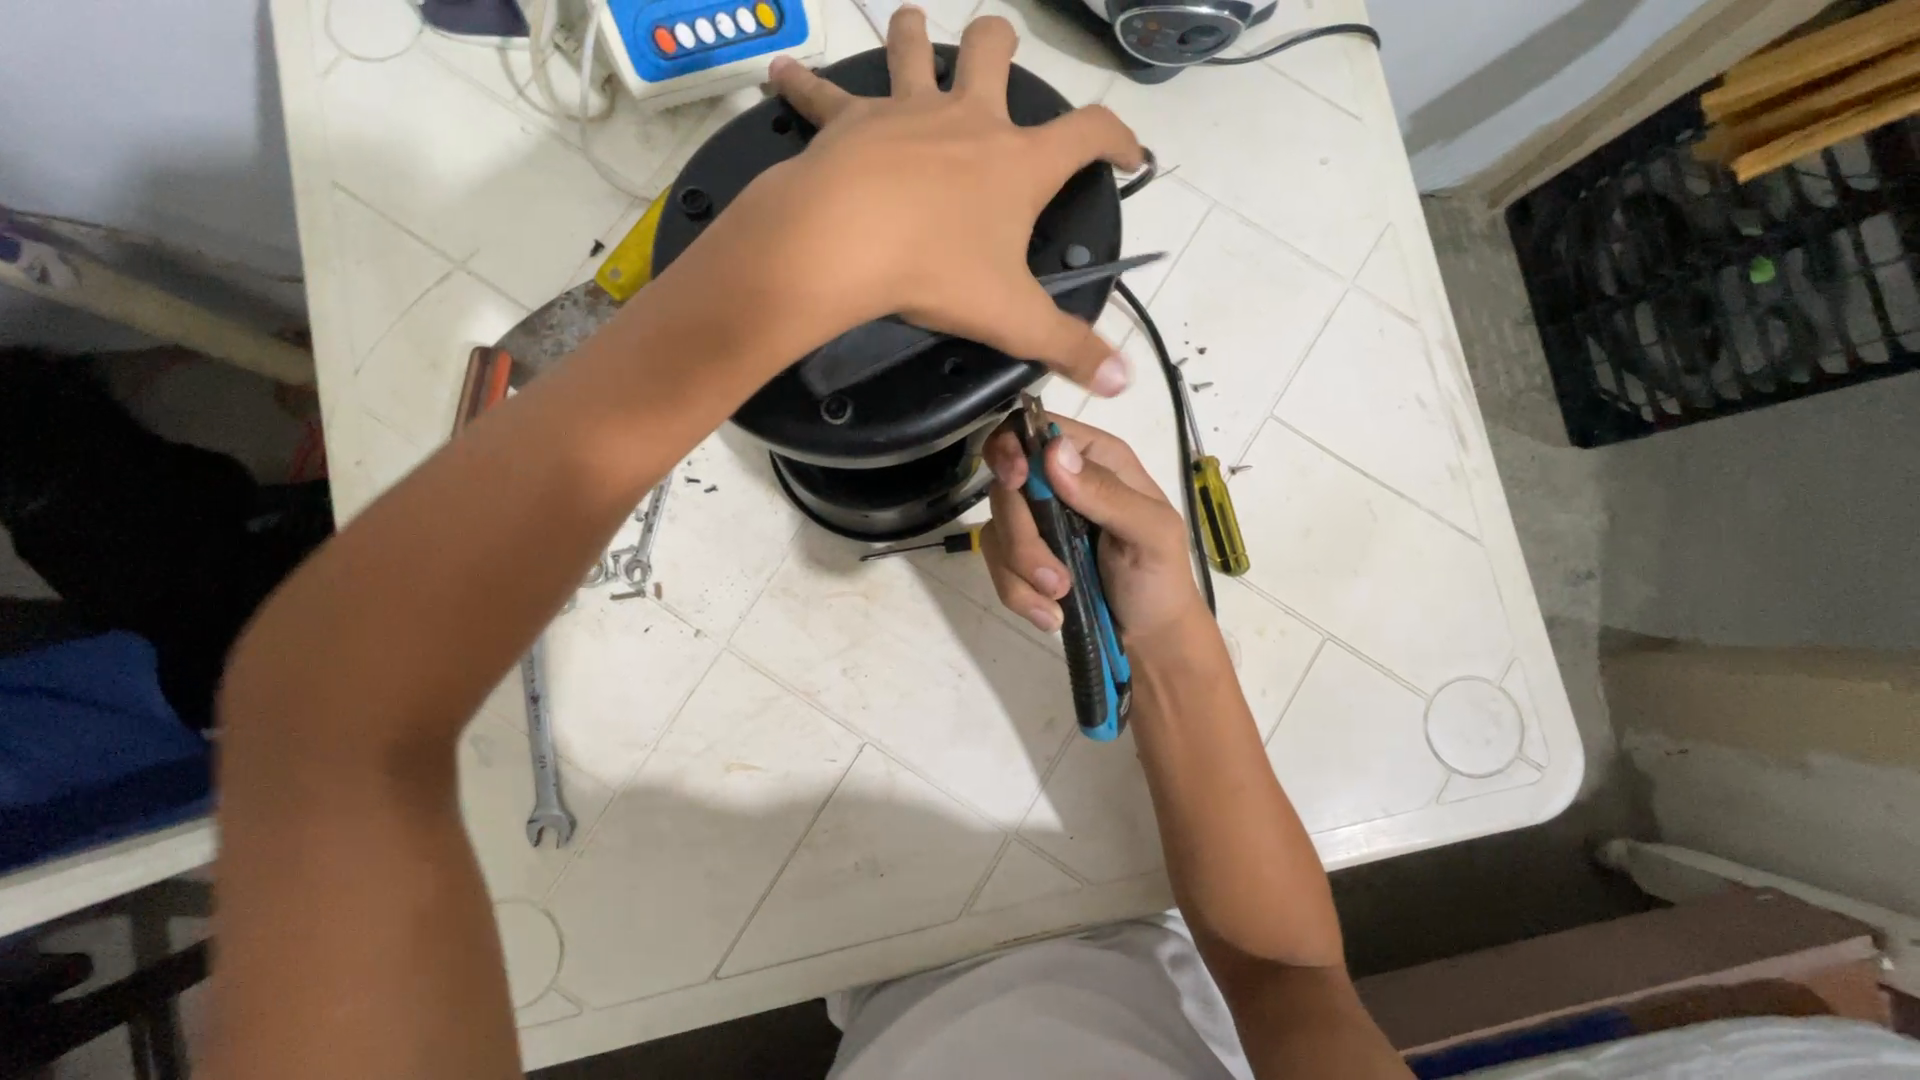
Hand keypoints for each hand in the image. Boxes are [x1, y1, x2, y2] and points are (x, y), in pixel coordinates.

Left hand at [725, 10, 1142, 394]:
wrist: (847, 242)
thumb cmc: (938, 272)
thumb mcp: (1013, 319)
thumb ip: (1069, 348)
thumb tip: (1123, 383)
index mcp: (1018, 162)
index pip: (1089, 133)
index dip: (1117, 138)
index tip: (1129, 154)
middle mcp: (967, 120)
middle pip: (992, 54)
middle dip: (1000, 44)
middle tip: (999, 49)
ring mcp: (905, 112)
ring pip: (912, 49)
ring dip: (913, 36)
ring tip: (911, 26)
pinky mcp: (848, 123)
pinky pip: (820, 94)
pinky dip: (802, 84)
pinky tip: (782, 74)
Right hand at [981, 414, 1206, 646]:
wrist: (1148, 638)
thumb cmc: (1161, 577)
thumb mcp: (1152, 533)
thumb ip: (1107, 493)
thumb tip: (1054, 453)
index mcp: (1095, 459)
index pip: (1035, 429)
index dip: (1011, 447)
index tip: (1014, 480)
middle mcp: (1058, 482)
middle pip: (1004, 485)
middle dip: (1023, 538)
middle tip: (1055, 579)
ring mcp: (1037, 521)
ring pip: (996, 529)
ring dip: (1021, 573)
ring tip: (1060, 599)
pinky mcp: (1021, 557)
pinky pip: (996, 565)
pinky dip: (1019, 594)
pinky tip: (1051, 615)